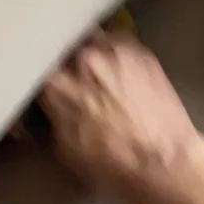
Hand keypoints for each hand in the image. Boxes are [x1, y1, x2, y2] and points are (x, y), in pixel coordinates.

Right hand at [38, 28, 203, 203]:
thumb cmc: (115, 165)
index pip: (36, 67)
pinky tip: (118, 70)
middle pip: (63, 46)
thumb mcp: (68, 150)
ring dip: (88, 50)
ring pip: (90, 37)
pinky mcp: (141, 52)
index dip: (38, 75)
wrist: (166, 162)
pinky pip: (118, 42)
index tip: (41, 83)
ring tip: (94, 69)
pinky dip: (113, 53)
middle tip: (67, 75)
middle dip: (63, 59)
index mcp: (58, 86)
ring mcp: (115, 51)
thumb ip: (53, 117)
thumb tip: (51, 106)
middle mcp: (83, 60)